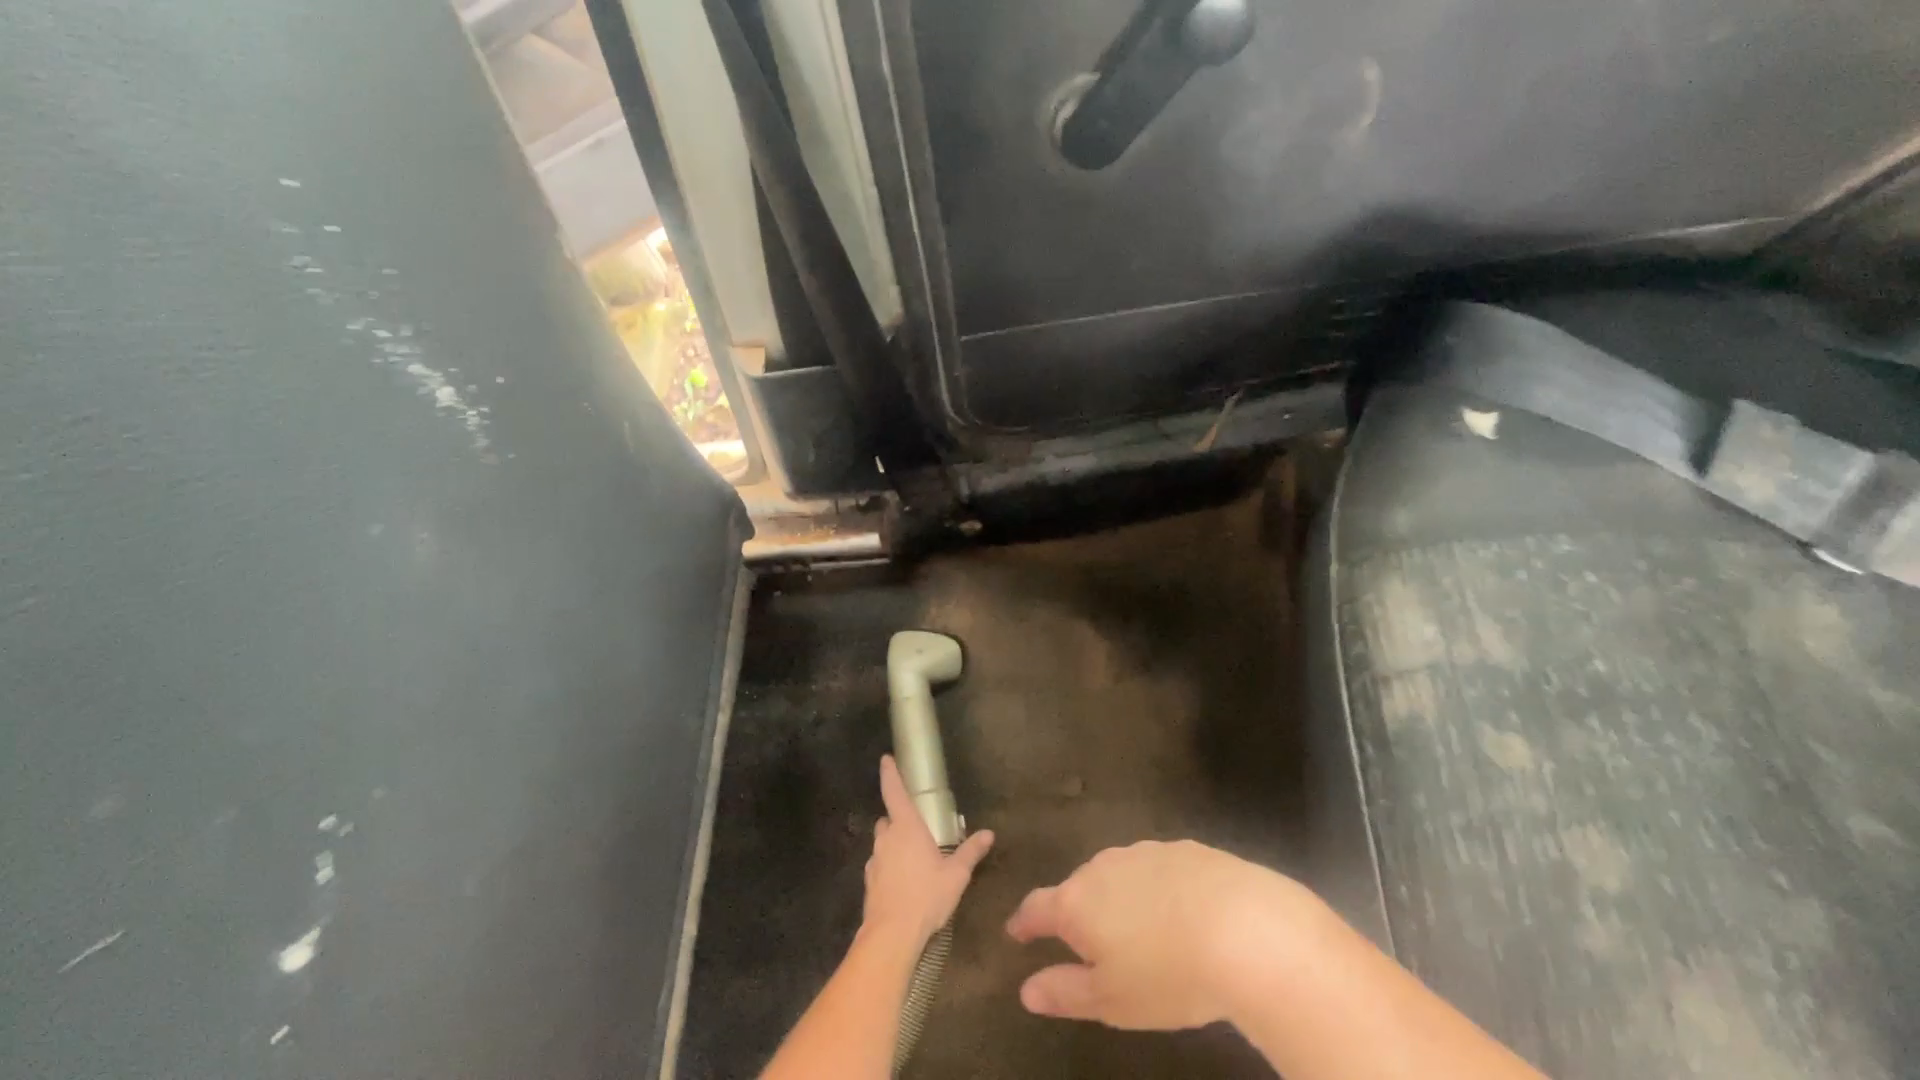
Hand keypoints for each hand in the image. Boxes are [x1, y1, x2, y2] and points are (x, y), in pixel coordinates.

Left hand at [863, 755, 994, 945]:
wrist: (892, 933)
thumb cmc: (927, 896)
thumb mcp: (956, 874)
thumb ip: (971, 852)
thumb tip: (988, 834)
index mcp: (906, 828)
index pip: (894, 792)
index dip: (890, 774)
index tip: (886, 759)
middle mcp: (886, 838)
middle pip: (888, 819)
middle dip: (899, 819)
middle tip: (919, 828)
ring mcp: (874, 860)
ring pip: (883, 842)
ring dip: (894, 843)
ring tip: (915, 858)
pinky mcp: (869, 882)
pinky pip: (880, 864)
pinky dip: (889, 865)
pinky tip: (904, 881)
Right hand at [1004, 840, 1320, 1029]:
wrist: (1250, 931)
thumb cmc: (1169, 975)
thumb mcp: (1111, 1001)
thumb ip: (1064, 992)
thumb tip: (1027, 989)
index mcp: (1077, 902)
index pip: (1037, 907)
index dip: (1025, 922)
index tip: (1018, 932)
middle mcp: (1104, 867)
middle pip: (1080, 887)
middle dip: (1078, 910)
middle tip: (1090, 941)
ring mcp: (1148, 853)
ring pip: (1121, 874)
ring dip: (1120, 897)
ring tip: (1139, 928)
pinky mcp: (1190, 848)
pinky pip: (1161, 870)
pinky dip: (1160, 888)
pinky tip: (1183, 912)